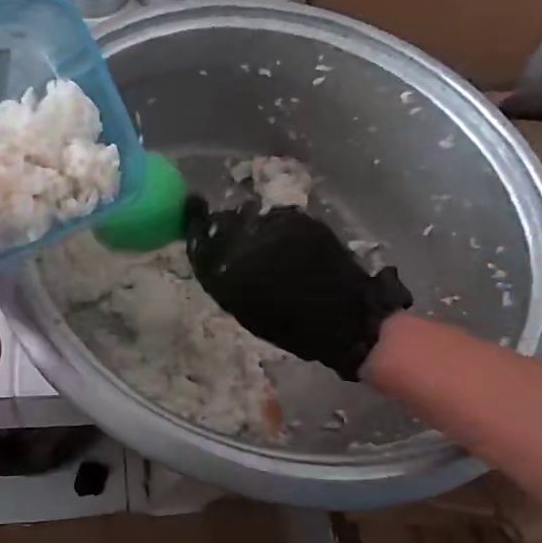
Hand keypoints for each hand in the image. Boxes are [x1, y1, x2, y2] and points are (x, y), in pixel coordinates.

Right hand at [184, 197, 411, 380]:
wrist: (347, 319)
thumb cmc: (293, 326)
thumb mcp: (245, 308)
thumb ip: (224, 278)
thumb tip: (212, 256)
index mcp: (228, 269)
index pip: (200, 239)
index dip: (196, 229)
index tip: (194, 223)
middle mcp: (247, 241)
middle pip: (225, 221)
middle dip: (224, 227)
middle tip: (229, 236)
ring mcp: (275, 226)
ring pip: (252, 216)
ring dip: (251, 225)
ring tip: (261, 241)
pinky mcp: (300, 219)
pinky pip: (277, 218)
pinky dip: (275, 227)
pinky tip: (284, 242)